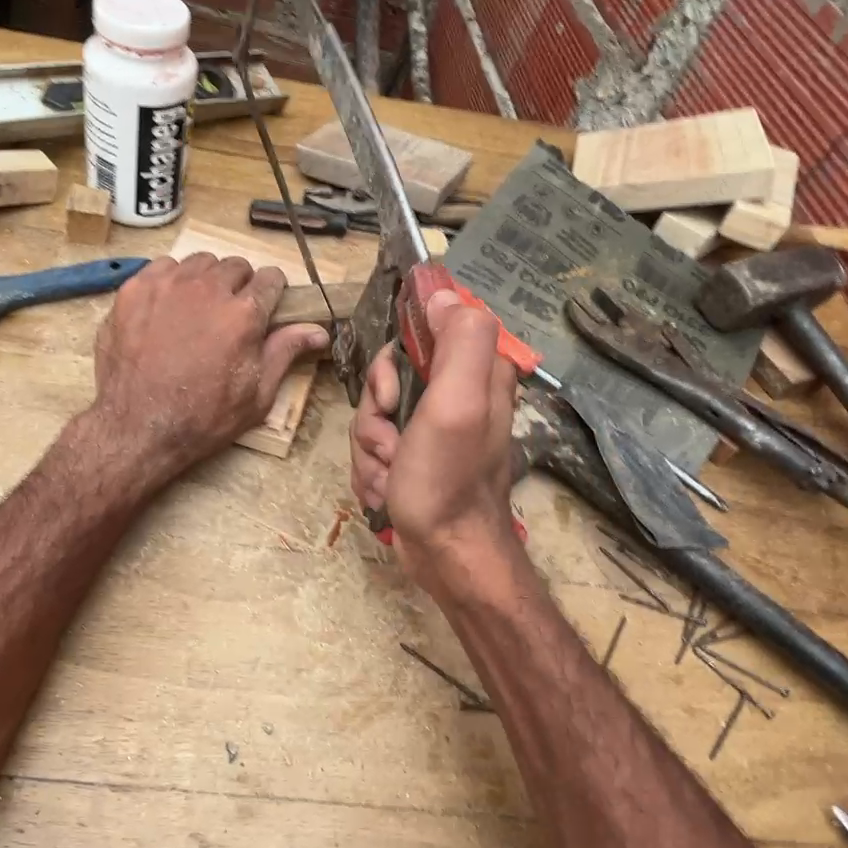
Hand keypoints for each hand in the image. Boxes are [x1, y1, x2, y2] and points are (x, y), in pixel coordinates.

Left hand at [87, 253, 328, 484]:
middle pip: (236, 266)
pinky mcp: (135, 289)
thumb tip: (319, 330)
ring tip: (198, 312)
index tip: (265, 310)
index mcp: (244, 314)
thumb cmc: (203, 418)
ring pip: (199, 263)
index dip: (272, 294)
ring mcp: (168, 285)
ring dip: (205, 281)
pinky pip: (162, 268)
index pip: (271, 279)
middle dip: (239, 287)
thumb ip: (285, 352)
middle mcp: (208, 289)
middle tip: (229, 318)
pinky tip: (167, 310)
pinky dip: (171, 282)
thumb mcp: (256, 395)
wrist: (138, 428)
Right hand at [349, 290, 520, 588]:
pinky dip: (373, 473)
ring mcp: (431, 432)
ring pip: (373, 418)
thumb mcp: (458, 403)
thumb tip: (442, 292)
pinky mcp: (413, 461)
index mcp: (476, 374)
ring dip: (371, 451)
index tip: (391, 395)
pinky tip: (388, 492)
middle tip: (392, 444)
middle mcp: (456, 397)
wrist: (445, 554)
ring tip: (392, 478)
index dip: (394, 363)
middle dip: (375, 417)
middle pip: (388, 379)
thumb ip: (458, 341)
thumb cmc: (449, 481)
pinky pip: (373, 450)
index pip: (421, 335)